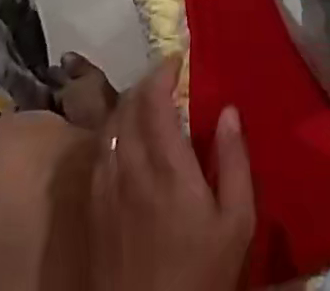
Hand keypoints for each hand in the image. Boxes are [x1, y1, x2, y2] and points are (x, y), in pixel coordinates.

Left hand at [87, 57, 253, 290]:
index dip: (161, 74)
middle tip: (165, 77)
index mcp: (168, 169)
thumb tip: (229, 110)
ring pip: (107, 130)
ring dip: (125, 105)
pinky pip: (96, 156)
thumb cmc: (202, 274)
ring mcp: (105, 192)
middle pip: (126, 110)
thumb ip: (234, 160)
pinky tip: (123, 139)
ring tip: (146, 101)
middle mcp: (130, 172)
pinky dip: (110, 134)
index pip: (153, 103)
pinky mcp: (92, 212)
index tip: (177, 61)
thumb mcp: (237, 220)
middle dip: (144, 84)